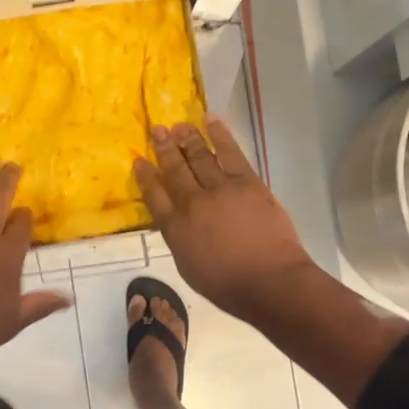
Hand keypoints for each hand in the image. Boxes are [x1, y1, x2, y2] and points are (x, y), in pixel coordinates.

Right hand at [133, 117, 316, 321]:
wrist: (269, 280)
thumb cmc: (227, 286)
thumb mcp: (189, 267)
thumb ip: (180, 240)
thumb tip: (177, 223)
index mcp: (175, 228)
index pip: (154, 196)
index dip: (146, 177)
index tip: (140, 161)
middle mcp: (192, 203)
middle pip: (175, 169)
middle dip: (165, 148)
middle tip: (158, 130)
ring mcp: (220, 189)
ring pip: (200, 156)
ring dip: (188, 138)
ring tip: (180, 125)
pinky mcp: (247, 182)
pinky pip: (230, 153)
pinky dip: (220, 135)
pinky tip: (212, 121)